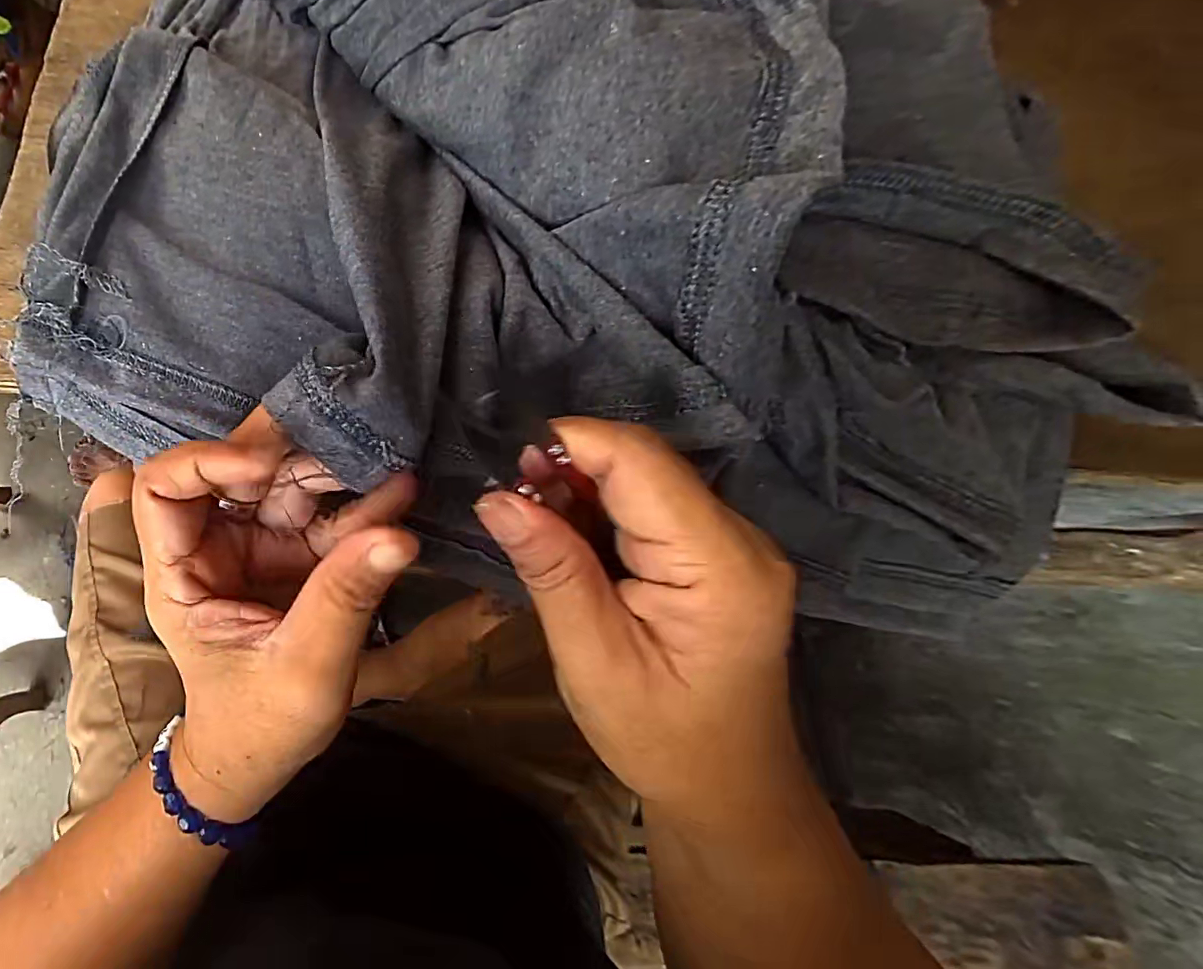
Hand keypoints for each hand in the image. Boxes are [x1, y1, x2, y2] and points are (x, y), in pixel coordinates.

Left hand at [132, 415, 418, 822]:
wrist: (259, 755)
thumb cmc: (257, 724)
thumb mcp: (303, 670)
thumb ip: (343, 601)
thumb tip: (396, 536)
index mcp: (179, 571)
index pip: (161, 487)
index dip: (204, 461)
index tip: (263, 467)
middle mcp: (209, 545)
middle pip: (230, 471)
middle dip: (282, 450)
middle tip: (340, 438)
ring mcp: (250, 545)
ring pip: (281, 483)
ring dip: (329, 469)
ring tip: (383, 462)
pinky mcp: (289, 553)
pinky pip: (320, 513)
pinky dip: (357, 502)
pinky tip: (398, 490)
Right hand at [472, 418, 801, 823]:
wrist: (727, 789)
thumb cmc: (659, 736)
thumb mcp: (590, 657)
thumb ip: (550, 569)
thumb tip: (495, 497)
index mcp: (718, 564)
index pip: (640, 461)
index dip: (568, 443)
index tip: (504, 465)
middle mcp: (736, 537)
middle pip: (642, 461)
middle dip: (566, 463)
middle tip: (507, 498)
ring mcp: (728, 542)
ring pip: (640, 475)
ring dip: (574, 483)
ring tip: (526, 515)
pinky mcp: (710, 552)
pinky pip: (645, 502)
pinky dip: (592, 505)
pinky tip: (559, 532)